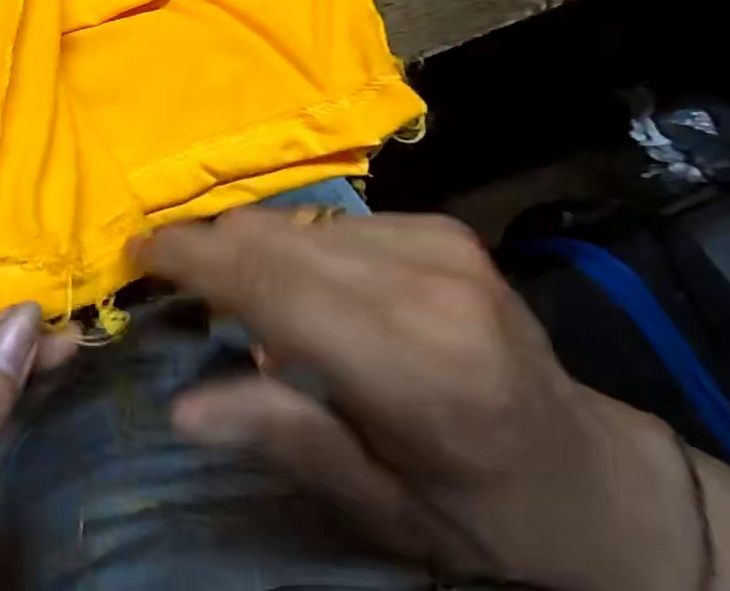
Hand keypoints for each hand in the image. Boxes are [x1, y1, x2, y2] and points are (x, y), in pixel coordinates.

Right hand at [133, 209, 705, 590]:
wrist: (593, 473)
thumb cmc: (478, 508)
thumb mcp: (376, 501)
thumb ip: (280, 436)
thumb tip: (182, 406)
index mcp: (412, 362)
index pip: (269, 281)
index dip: (191, 255)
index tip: (136, 250)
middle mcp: (426, 281)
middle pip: (274, 236)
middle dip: (209, 248)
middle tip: (172, 281)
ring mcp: (440, 242)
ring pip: (297, 221)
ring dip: (250, 248)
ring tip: (233, 293)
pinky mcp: (443, 226)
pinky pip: (333, 221)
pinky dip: (294, 247)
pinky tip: (299, 287)